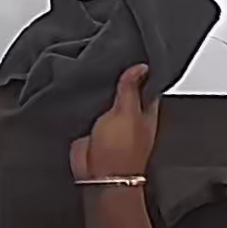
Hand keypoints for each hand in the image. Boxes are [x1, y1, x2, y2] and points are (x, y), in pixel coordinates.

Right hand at [70, 64, 158, 181]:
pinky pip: (88, 107)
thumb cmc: (120, 151)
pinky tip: (79, 86)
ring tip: (92, 65)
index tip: (133, 51)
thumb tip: (141, 67)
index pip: (146, 85)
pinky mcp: (91, 126)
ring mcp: (110, 121)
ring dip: (100, 87)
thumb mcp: (128, 112)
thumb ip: (131, 88)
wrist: (97, 175)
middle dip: (117, 76)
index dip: (141, 70)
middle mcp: (129, 116)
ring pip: (106, 97)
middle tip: (109, 54)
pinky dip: (84, 99)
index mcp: (145, 112)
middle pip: (125, 90)